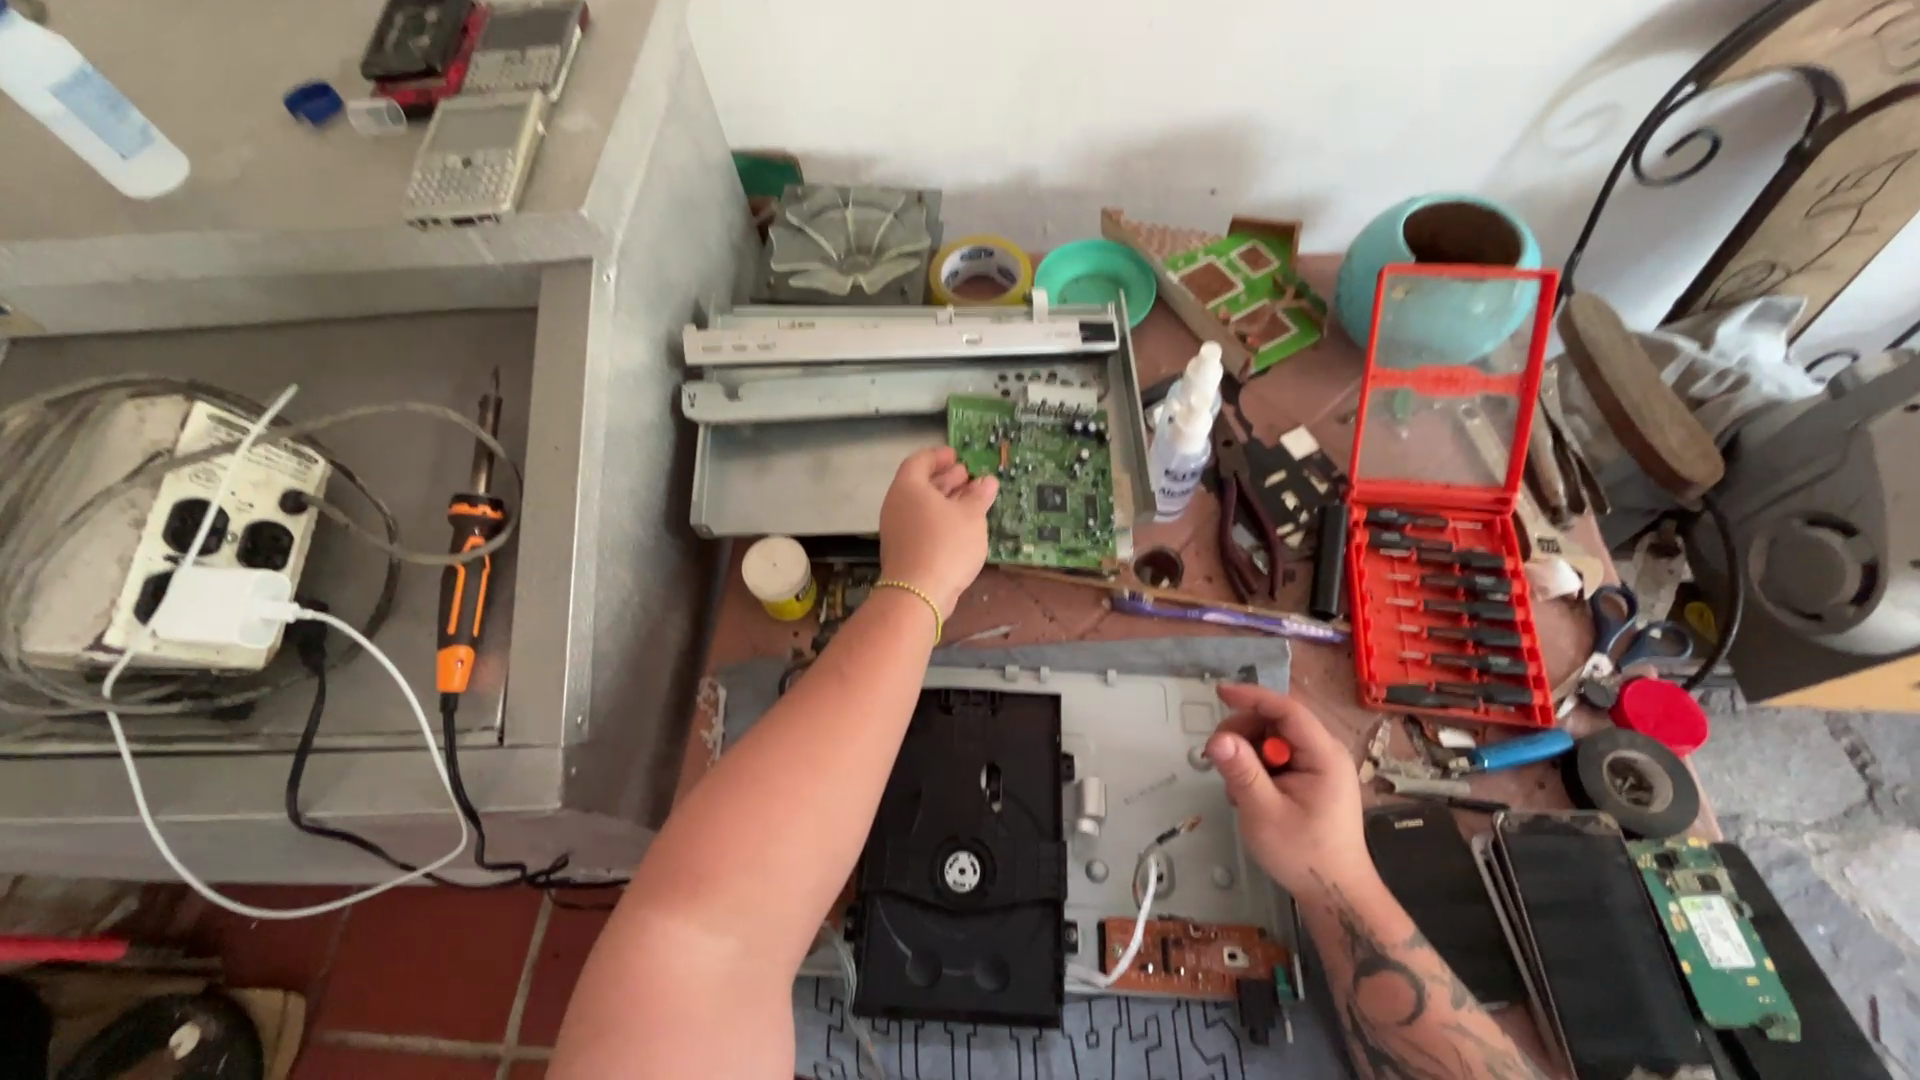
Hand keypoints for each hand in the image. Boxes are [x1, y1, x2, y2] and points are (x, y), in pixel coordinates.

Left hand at [878, 446, 997, 615]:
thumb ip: (979, 496)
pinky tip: (960, 526)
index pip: (920, 461)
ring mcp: (897, 529)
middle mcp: (897, 504)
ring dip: (945, 500)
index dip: (939, 456)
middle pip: (920, 483)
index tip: (956, 455)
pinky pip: (921, 524)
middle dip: (945, 478)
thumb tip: (987, 481)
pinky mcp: (903, 549)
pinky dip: (939, 519)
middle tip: (967, 476)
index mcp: (908, 487)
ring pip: (922, 506)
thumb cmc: (946, 545)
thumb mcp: (970, 516)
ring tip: (970, 500)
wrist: (918, 593)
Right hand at [1205, 685, 1372, 898]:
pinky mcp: (1309, 779)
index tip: (1220, 693)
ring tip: (1238, 788)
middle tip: (1220, 759)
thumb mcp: (1264, 812)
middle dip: (1244, 733)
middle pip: (1276, 721)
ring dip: (1247, 754)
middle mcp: (1325, 753)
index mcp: (1324, 755)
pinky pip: (1276, 757)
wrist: (1333, 893)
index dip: (1253, 697)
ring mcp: (1318, 766)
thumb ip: (1242, 771)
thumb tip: (1217, 738)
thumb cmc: (1303, 854)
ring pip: (1272, 738)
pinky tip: (1249, 794)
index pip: (1287, 710)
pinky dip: (1256, 768)